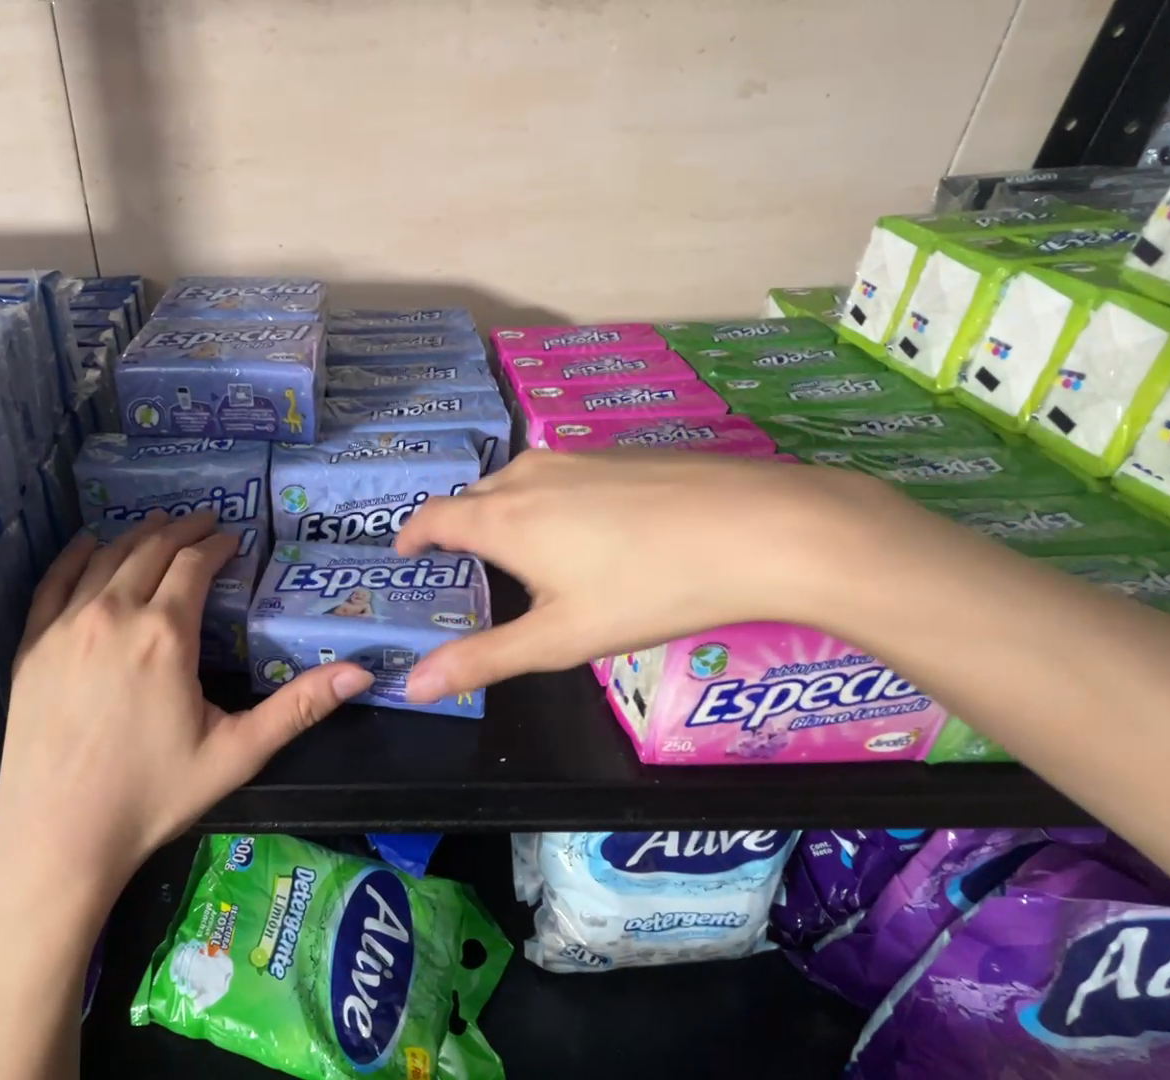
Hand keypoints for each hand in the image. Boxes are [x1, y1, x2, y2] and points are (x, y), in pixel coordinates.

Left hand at [0, 510, 374, 905]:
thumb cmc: (152, 795)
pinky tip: (90, 544)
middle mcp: (114, 613)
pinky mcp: (34, 643)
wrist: (60, 833)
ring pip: (106, 558)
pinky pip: (56, 581)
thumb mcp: (236, 754)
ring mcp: (67, 625)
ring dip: (137, 535)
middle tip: (203, 519)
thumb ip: (298, 708)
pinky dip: (76, 555)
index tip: (231, 538)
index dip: (216, 545)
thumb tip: (361, 673)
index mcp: (166, 634)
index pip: (194, 564)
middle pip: (151, 550)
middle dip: (182, 529)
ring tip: (159, 523)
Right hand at [392, 449, 891, 703]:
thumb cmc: (648, 589)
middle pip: (473, 498)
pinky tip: (590, 532)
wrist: (764, 529)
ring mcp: (577, 458)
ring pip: (518, 483)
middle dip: (457, 527)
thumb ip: (483, 660)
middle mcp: (529, 476)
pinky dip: (547, 500)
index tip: (406, 555)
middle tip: (465, 565)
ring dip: (503, 511)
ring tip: (522, 550)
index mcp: (503, 518)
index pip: (433, 516)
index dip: (411, 535)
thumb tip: (413, 685)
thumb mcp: (560, 638)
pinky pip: (560, 475)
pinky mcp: (621, 454)